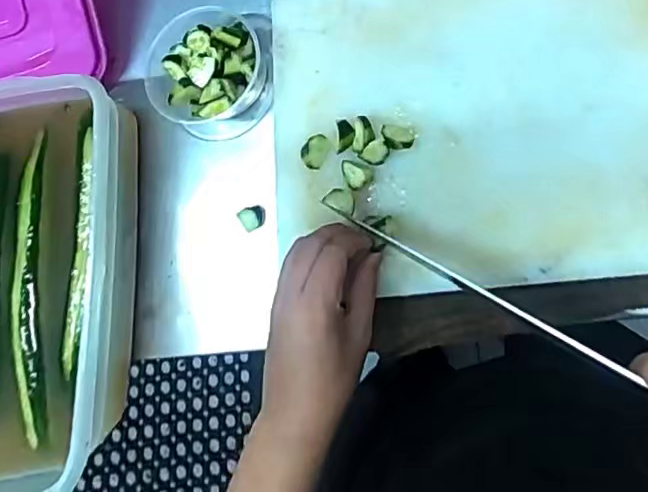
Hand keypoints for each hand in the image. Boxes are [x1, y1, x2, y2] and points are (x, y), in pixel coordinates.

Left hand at [231, 224, 378, 491]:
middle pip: (312, 242)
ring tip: (347, 247)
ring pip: (297, 247)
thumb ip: (365, 290)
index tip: (372, 244)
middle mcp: (291, 290)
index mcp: (314, 300)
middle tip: (362, 241)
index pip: (332, 250)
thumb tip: (373, 257)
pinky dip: (309, 250)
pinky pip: (290, 260)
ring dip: (321, 238)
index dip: (353, 240)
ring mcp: (279, 293)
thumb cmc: (332, 383)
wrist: (293, 414)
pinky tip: (327, 261)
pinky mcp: (274, 299)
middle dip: (338, 233)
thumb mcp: (359, 336)